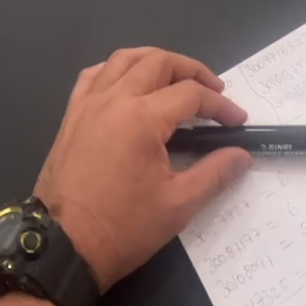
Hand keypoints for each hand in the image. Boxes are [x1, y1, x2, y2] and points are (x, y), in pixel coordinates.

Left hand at [33, 48, 254, 290]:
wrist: (64, 247)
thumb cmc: (122, 228)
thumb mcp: (178, 206)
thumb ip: (214, 174)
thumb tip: (242, 155)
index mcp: (142, 117)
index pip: (191, 94)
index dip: (219, 105)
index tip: (237, 121)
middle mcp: (115, 98)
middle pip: (159, 62)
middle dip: (191, 70)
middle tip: (212, 90)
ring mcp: (90, 102)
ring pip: (125, 58)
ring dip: (154, 60)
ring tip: (175, 77)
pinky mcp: (72, 113)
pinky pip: (94, 75)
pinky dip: (116, 69)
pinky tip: (127, 82)